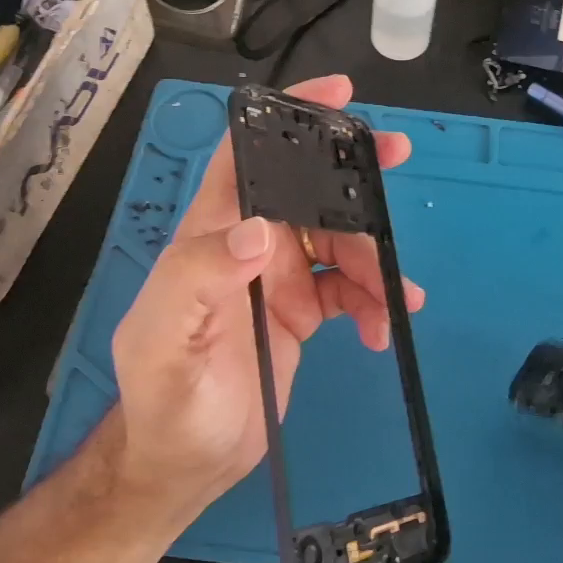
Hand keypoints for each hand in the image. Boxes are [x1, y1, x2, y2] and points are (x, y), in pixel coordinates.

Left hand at [109, 74, 421, 517]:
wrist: (187, 465)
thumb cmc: (165, 400)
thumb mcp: (167, 339)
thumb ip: (200, 278)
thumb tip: (260, 229)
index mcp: (212, 234)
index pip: (247, 157)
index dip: (287, 119)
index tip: (337, 97)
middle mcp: (249, 244)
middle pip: (308, 192)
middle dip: (353, 175)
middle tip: (398, 157)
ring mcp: (278, 276)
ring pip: (339, 240)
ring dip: (373, 260)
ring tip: (394, 301)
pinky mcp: (303, 309)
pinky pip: (349, 287)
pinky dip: (374, 300)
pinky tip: (385, 327)